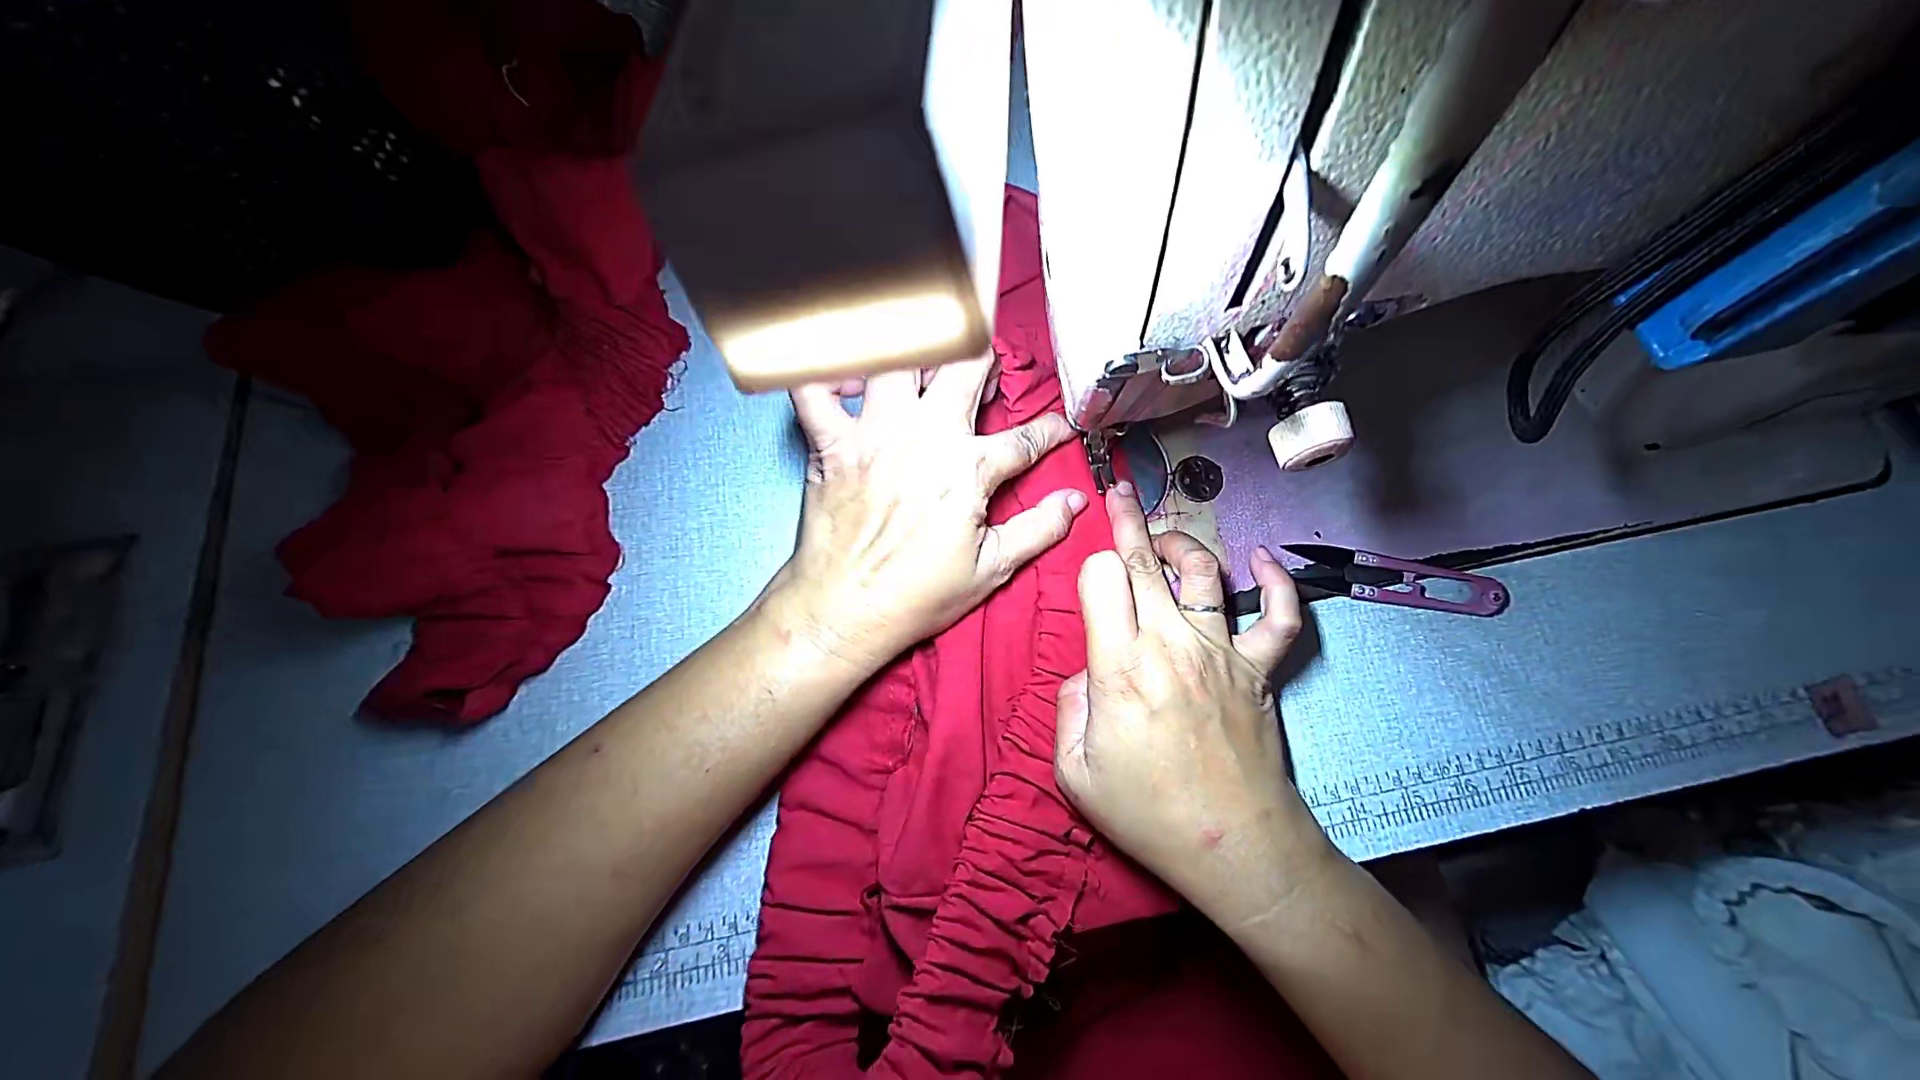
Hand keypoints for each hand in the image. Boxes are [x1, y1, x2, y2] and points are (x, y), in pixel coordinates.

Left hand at [766, 357, 1086, 673]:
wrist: (843, 611)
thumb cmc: (913, 597)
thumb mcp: (991, 569)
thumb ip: (1039, 528)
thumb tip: (1074, 504)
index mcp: (968, 470)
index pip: (1025, 438)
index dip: (1051, 430)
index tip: (1059, 428)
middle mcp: (924, 438)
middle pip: (965, 362)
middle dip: (985, 342)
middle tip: (988, 344)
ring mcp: (875, 435)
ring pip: (897, 357)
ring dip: (916, 342)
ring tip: (925, 344)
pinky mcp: (833, 443)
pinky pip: (816, 388)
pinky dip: (826, 371)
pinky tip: (847, 372)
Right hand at [1054, 485, 1330, 927]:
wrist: (1234, 849)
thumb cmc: (1148, 813)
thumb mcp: (1075, 770)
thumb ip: (1069, 706)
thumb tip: (1089, 671)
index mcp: (1120, 666)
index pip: (1102, 579)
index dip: (1090, 563)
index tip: (1087, 568)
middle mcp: (1171, 645)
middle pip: (1144, 563)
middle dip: (1126, 521)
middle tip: (1118, 492)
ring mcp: (1222, 653)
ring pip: (1203, 573)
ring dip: (1181, 544)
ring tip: (1163, 536)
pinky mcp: (1260, 670)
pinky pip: (1280, 616)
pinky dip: (1277, 582)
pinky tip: (1263, 560)